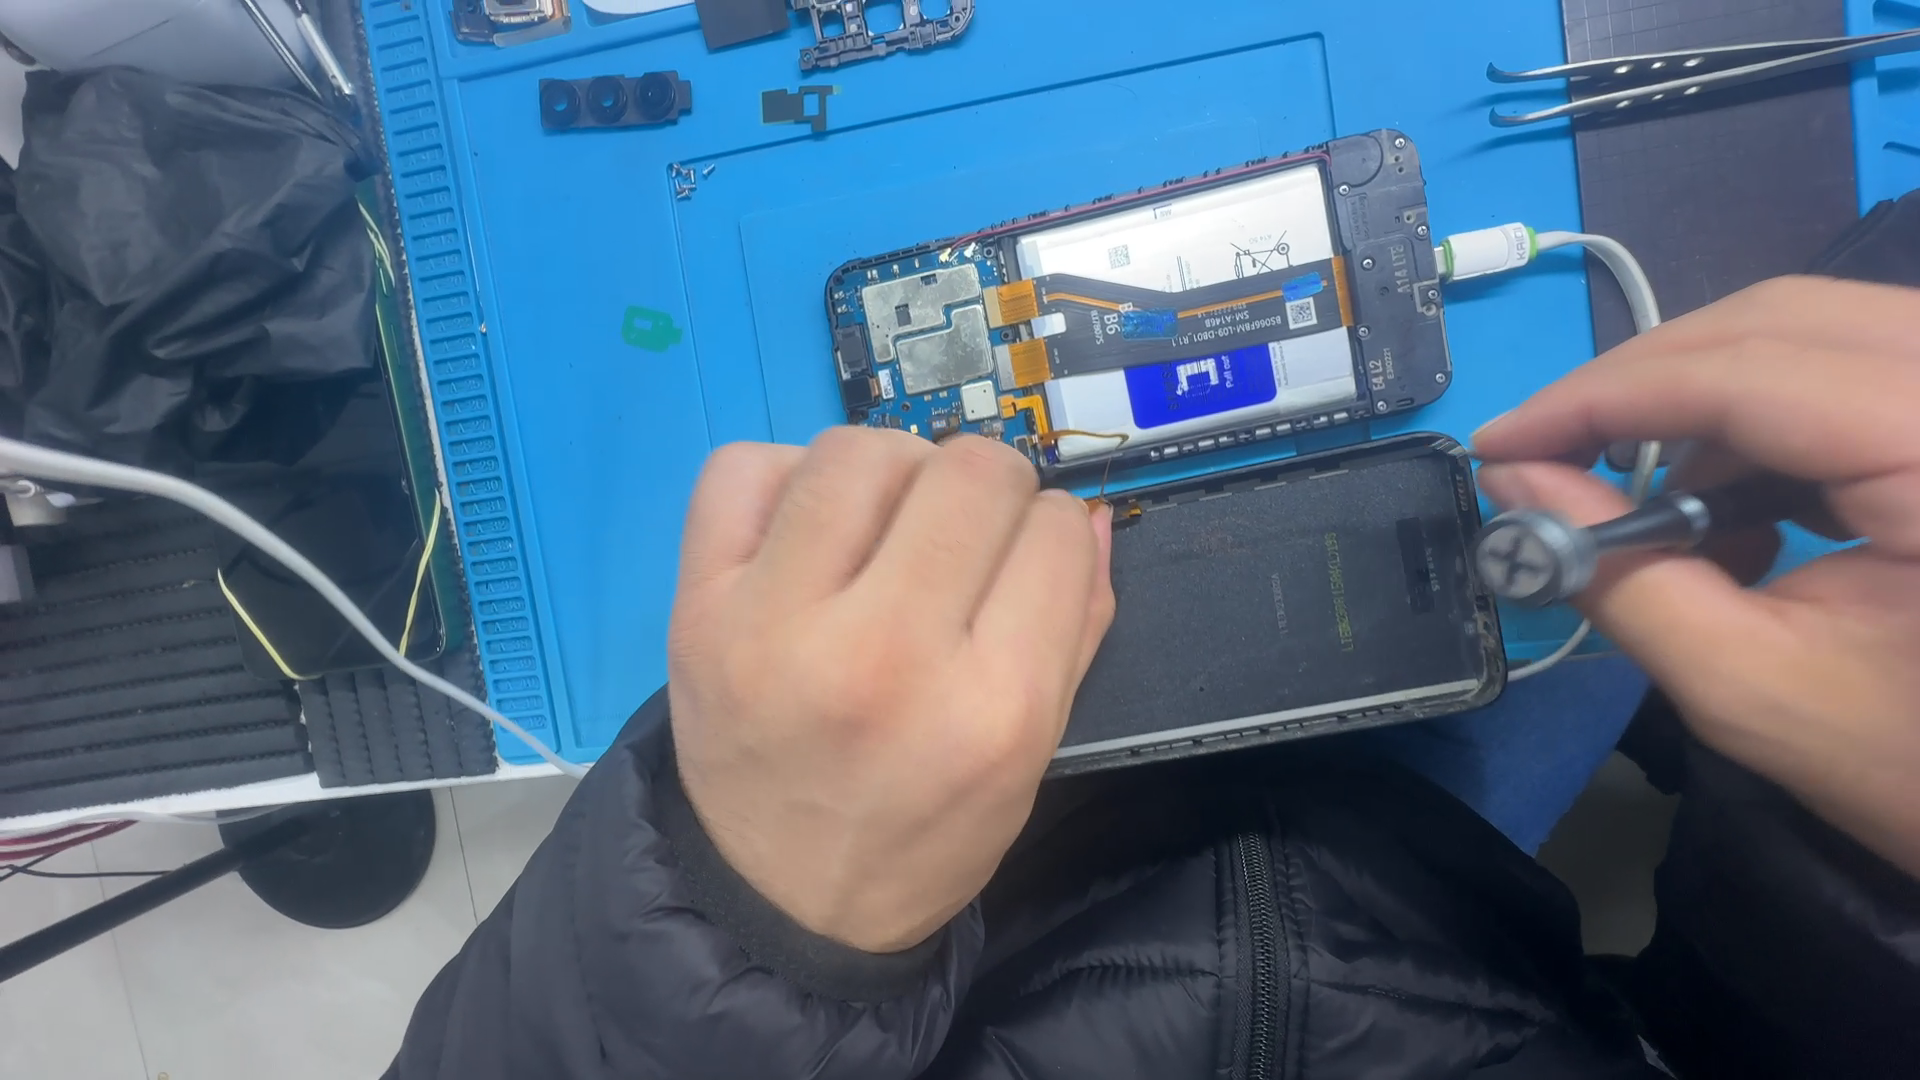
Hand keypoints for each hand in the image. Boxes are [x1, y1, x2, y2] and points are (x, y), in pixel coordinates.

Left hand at [666, 428, 1114, 951]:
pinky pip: (743, 467)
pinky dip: (786, 477)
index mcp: (994, 709)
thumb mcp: (1032, 755)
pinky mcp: (696, 607)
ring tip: (888, 524)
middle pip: (970, 473)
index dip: (1054, 527)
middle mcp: (885, 657)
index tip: (1029, 552)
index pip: (1055, 532)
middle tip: (965, 531)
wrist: (777, 895)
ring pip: (862, 451)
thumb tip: (1088, 514)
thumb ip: (1077, 625)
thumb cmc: (924, 830)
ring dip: (896, 470)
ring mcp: (775, 626)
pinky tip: (807, 527)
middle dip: (991, 485)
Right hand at [1473, 276, 1919, 875]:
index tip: (1494, 445)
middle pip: (1780, 323)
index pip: (1748, 374)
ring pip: (1808, 338)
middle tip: (1542, 451)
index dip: (1595, 398)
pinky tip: (1725, 510)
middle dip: (1630, 384)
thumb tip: (1511, 481)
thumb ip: (1611, 573)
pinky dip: (1748, 433)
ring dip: (1685, 410)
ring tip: (1636, 502)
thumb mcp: (1744, 682)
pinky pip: (1845, 379)